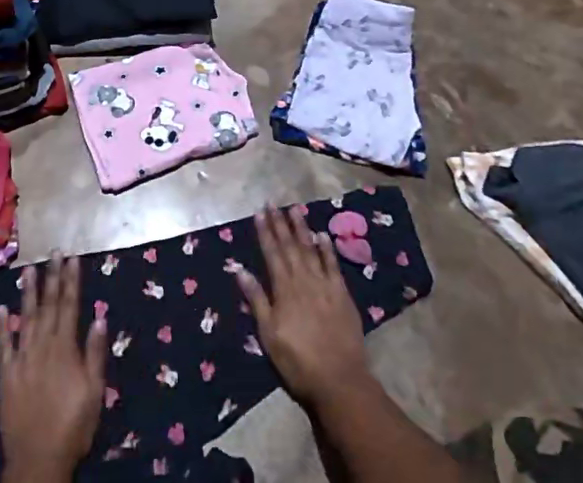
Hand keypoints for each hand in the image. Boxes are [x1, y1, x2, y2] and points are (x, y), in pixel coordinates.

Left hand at [0, 255, 107, 482]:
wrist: (38, 458)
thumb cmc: (74, 425)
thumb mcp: (94, 391)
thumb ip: (95, 352)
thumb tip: (99, 315)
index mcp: (65, 348)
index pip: (69, 305)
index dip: (71, 280)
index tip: (72, 258)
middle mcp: (42, 346)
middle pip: (48, 305)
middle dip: (52, 277)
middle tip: (54, 253)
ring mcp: (22, 359)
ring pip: (25, 318)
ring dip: (28, 293)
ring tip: (29, 269)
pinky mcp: (6, 374)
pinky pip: (3, 345)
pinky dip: (3, 325)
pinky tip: (2, 308)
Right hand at [235, 205, 371, 410]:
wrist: (339, 379)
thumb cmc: (297, 360)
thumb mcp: (268, 334)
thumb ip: (256, 300)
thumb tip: (239, 269)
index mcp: (284, 289)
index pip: (272, 253)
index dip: (265, 232)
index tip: (259, 212)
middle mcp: (304, 280)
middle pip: (290, 247)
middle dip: (280, 224)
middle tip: (273, 203)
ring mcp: (325, 285)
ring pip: (311, 250)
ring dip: (302, 229)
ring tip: (295, 209)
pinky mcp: (342, 294)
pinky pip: (333, 265)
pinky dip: (327, 249)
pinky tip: (323, 235)